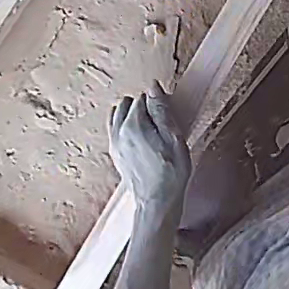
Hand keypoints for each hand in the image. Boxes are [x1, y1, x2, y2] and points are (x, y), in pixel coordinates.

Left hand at [108, 82, 190, 217]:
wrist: (157, 201)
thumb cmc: (171, 171)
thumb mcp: (173, 137)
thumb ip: (161, 110)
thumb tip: (153, 87)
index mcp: (133, 125)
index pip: (143, 98)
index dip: (158, 103)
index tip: (168, 115)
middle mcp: (118, 132)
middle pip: (127, 104)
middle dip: (143, 107)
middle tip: (160, 122)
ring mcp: (114, 144)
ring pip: (118, 116)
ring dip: (132, 116)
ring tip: (150, 129)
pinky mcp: (115, 154)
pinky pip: (116, 130)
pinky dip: (126, 128)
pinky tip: (142, 139)